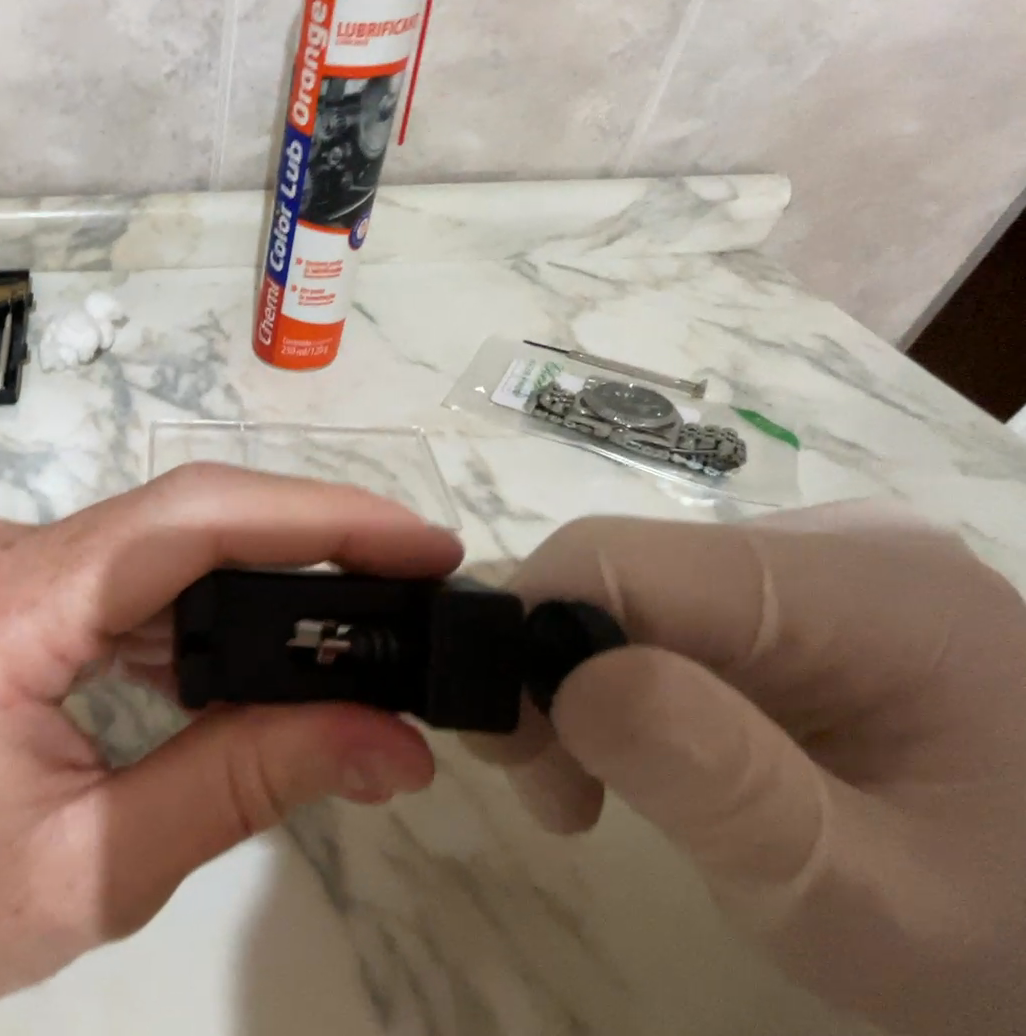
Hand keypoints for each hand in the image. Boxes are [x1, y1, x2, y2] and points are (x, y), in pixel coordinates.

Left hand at [0, 464, 462, 1030]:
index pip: (182, 524)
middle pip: (174, 520)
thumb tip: (390, 742)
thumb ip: (249, 784)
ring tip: (361, 618)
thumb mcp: (102, 863)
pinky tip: (265, 639)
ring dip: (257, 575)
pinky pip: (119, 572)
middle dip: (304, 545)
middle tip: (414, 585)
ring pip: (153, 543)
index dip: (314, 519)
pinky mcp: (0, 585)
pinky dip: (198, 602)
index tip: (419, 542)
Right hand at [473, 506, 1025, 1035]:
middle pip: (609, 577)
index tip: (511, 750)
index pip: (610, 559)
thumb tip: (565, 678)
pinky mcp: (802, 607)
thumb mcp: (864, 901)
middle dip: (544, 681)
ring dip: (575, 695)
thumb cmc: (1020, 942)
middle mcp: (829, 545)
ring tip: (591, 796)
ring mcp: (818, 570)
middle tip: (552, 795)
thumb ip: (721, 785)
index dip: (520, 637)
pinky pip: (663, 623)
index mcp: (857, 588)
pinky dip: (620, 693)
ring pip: (623, 600)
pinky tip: (646, 760)